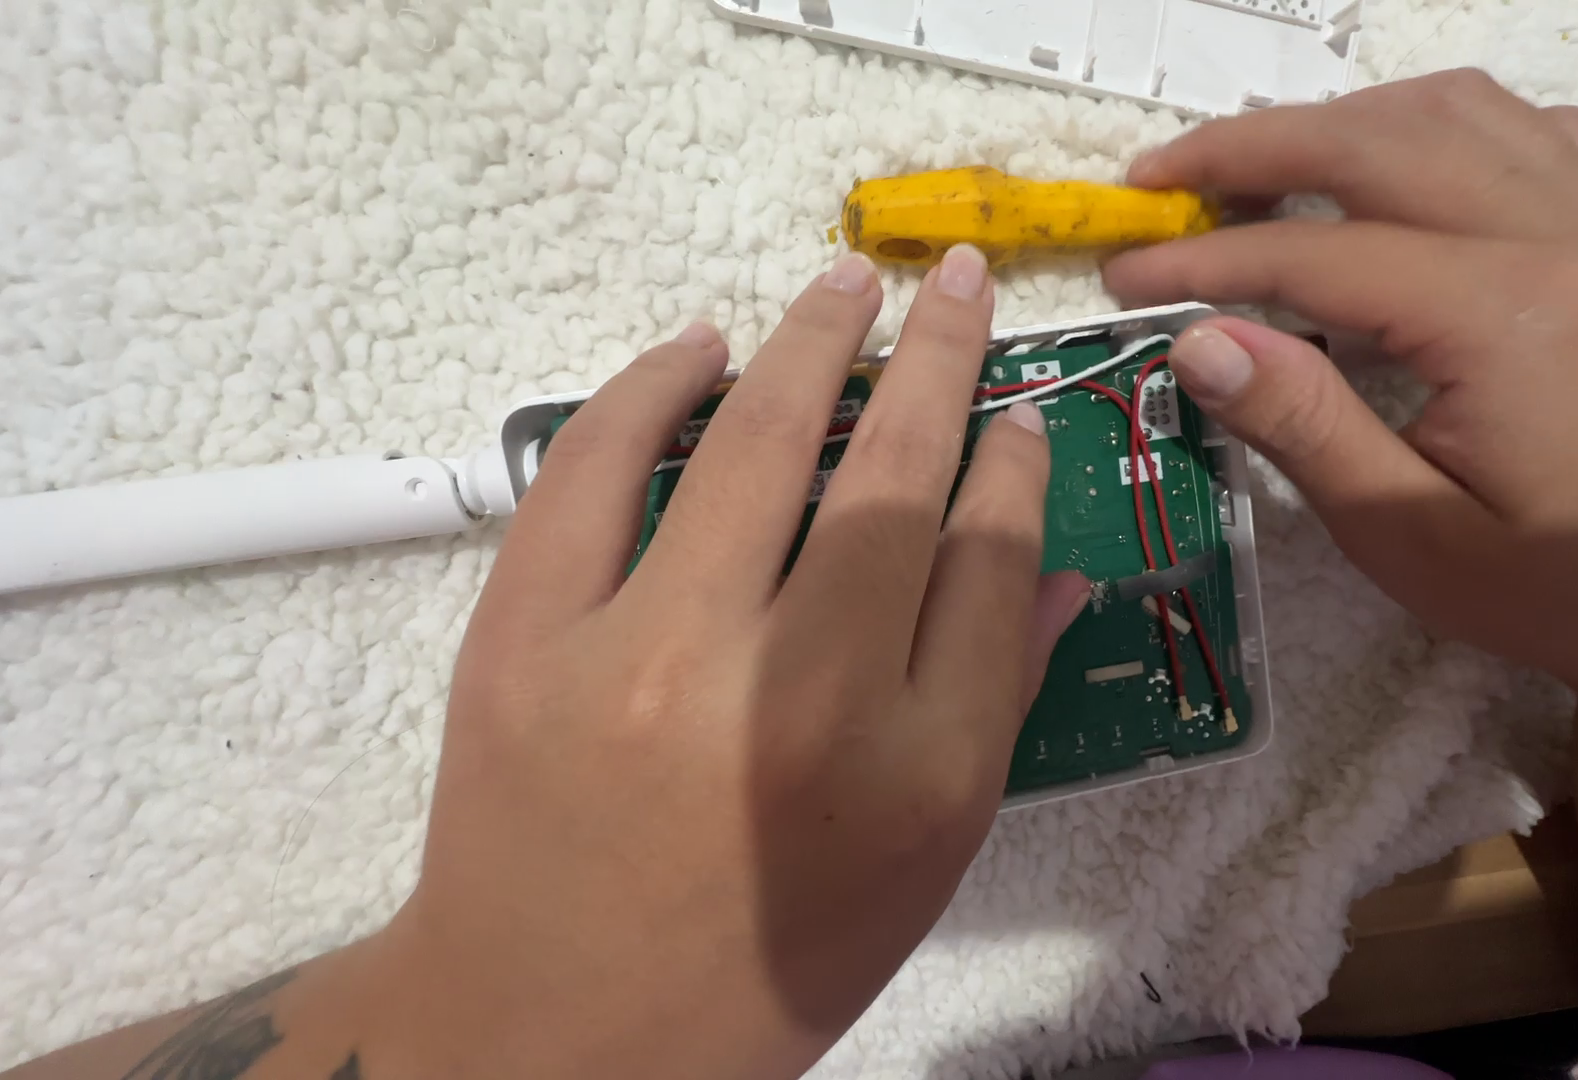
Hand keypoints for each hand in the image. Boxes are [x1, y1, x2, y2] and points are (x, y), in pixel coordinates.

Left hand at [358, 247, 1088, 1077]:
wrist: (559, 1030)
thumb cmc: (777, 949)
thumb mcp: (930, 851)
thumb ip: (1000, 693)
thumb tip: (1051, 562)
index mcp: (917, 768)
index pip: (990, 557)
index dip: (1014, 461)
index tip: (1017, 413)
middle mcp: (798, 696)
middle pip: (894, 481)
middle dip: (941, 361)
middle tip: (959, 283)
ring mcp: (647, 658)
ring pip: (757, 447)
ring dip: (813, 342)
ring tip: (847, 282)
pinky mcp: (526, 640)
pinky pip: (594, 470)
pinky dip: (650, 388)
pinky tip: (703, 344)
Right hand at [1104, 69, 1577, 718]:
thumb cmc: (1553, 588)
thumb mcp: (1402, 530)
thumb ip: (1301, 422)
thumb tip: (1199, 340)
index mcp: (1507, 315)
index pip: (1316, 254)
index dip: (1202, 260)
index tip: (1120, 275)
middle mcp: (1569, 238)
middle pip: (1379, 142)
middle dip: (1248, 148)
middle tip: (1155, 179)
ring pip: (1456, 115)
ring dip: (1334, 125)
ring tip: (1249, 167)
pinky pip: (1523, 139)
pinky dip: (1429, 132)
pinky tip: (1385, 176)